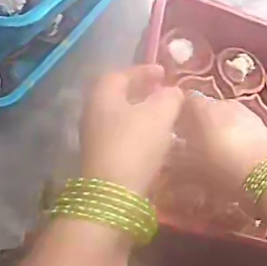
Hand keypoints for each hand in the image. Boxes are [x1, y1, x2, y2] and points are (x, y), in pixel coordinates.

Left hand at [78, 65, 185, 194]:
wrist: (114, 194)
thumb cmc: (136, 145)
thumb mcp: (160, 114)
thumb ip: (169, 97)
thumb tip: (172, 92)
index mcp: (103, 94)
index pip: (122, 74)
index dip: (144, 71)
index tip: (164, 73)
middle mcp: (93, 113)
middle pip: (118, 95)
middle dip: (141, 92)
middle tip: (163, 93)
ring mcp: (95, 138)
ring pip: (120, 117)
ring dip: (141, 114)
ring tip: (164, 116)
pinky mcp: (102, 159)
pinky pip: (122, 136)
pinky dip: (138, 132)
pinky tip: (155, 140)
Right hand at [178, 93, 266, 198]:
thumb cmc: (223, 170)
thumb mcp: (193, 168)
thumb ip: (179, 156)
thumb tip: (171, 152)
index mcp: (203, 109)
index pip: (185, 100)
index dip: (179, 114)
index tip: (174, 132)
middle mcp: (224, 103)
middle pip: (206, 108)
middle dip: (198, 123)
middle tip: (192, 146)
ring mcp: (246, 112)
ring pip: (225, 117)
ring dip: (218, 130)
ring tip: (214, 152)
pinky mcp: (262, 124)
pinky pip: (241, 126)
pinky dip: (235, 135)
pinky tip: (234, 154)